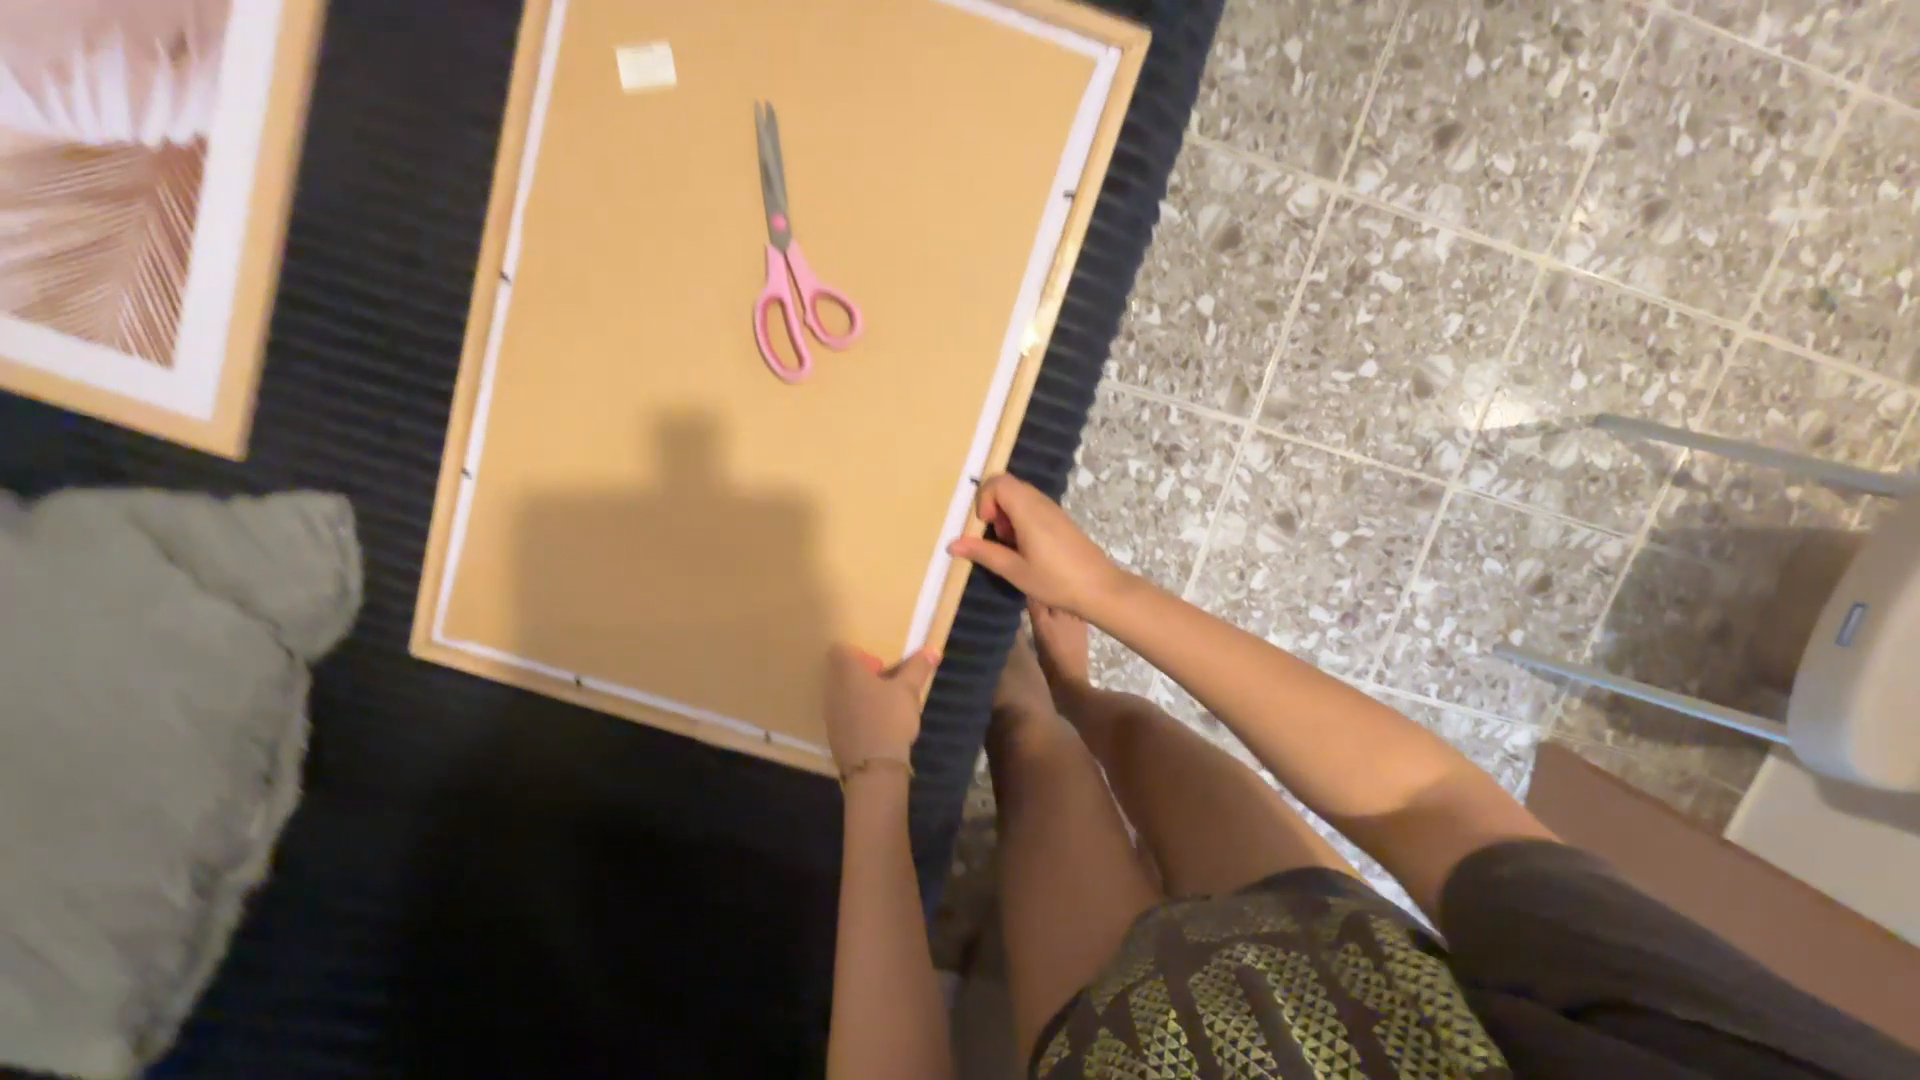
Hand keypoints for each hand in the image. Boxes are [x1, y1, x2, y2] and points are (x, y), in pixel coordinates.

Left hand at [825, 643, 939, 769]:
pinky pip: (845, 717)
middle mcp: (832, 689)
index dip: (860, 653)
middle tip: (889, 686)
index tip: (881, 667)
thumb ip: (918, 668)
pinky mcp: (834, 735)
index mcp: (846, 672)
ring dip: (862, 697)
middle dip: (865, 677)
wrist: (873, 768)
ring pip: (844, 695)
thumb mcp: (908, 690)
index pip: (840, 649)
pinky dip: (859, 717)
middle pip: (843, 673)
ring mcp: (830, 714)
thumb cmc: (889, 718)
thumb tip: (933, 649)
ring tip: (887, 709)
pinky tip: (879, 729)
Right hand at [946, 474, 1128, 617]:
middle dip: (993, 507)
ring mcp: (1053, 509)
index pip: (998, 482)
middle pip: (1008, 485)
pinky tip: (1027, 549)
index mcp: (1028, 510)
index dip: (984, 500)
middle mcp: (1041, 502)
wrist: (1100, 589)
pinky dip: (1021, 519)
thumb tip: (952, 544)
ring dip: (1007, 515)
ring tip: (1011, 545)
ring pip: (1020, 496)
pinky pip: (1032, 506)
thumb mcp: (1015, 571)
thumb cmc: (1055, 581)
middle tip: (997, 537)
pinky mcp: (1060, 519)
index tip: (987, 527)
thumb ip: (983, 553)